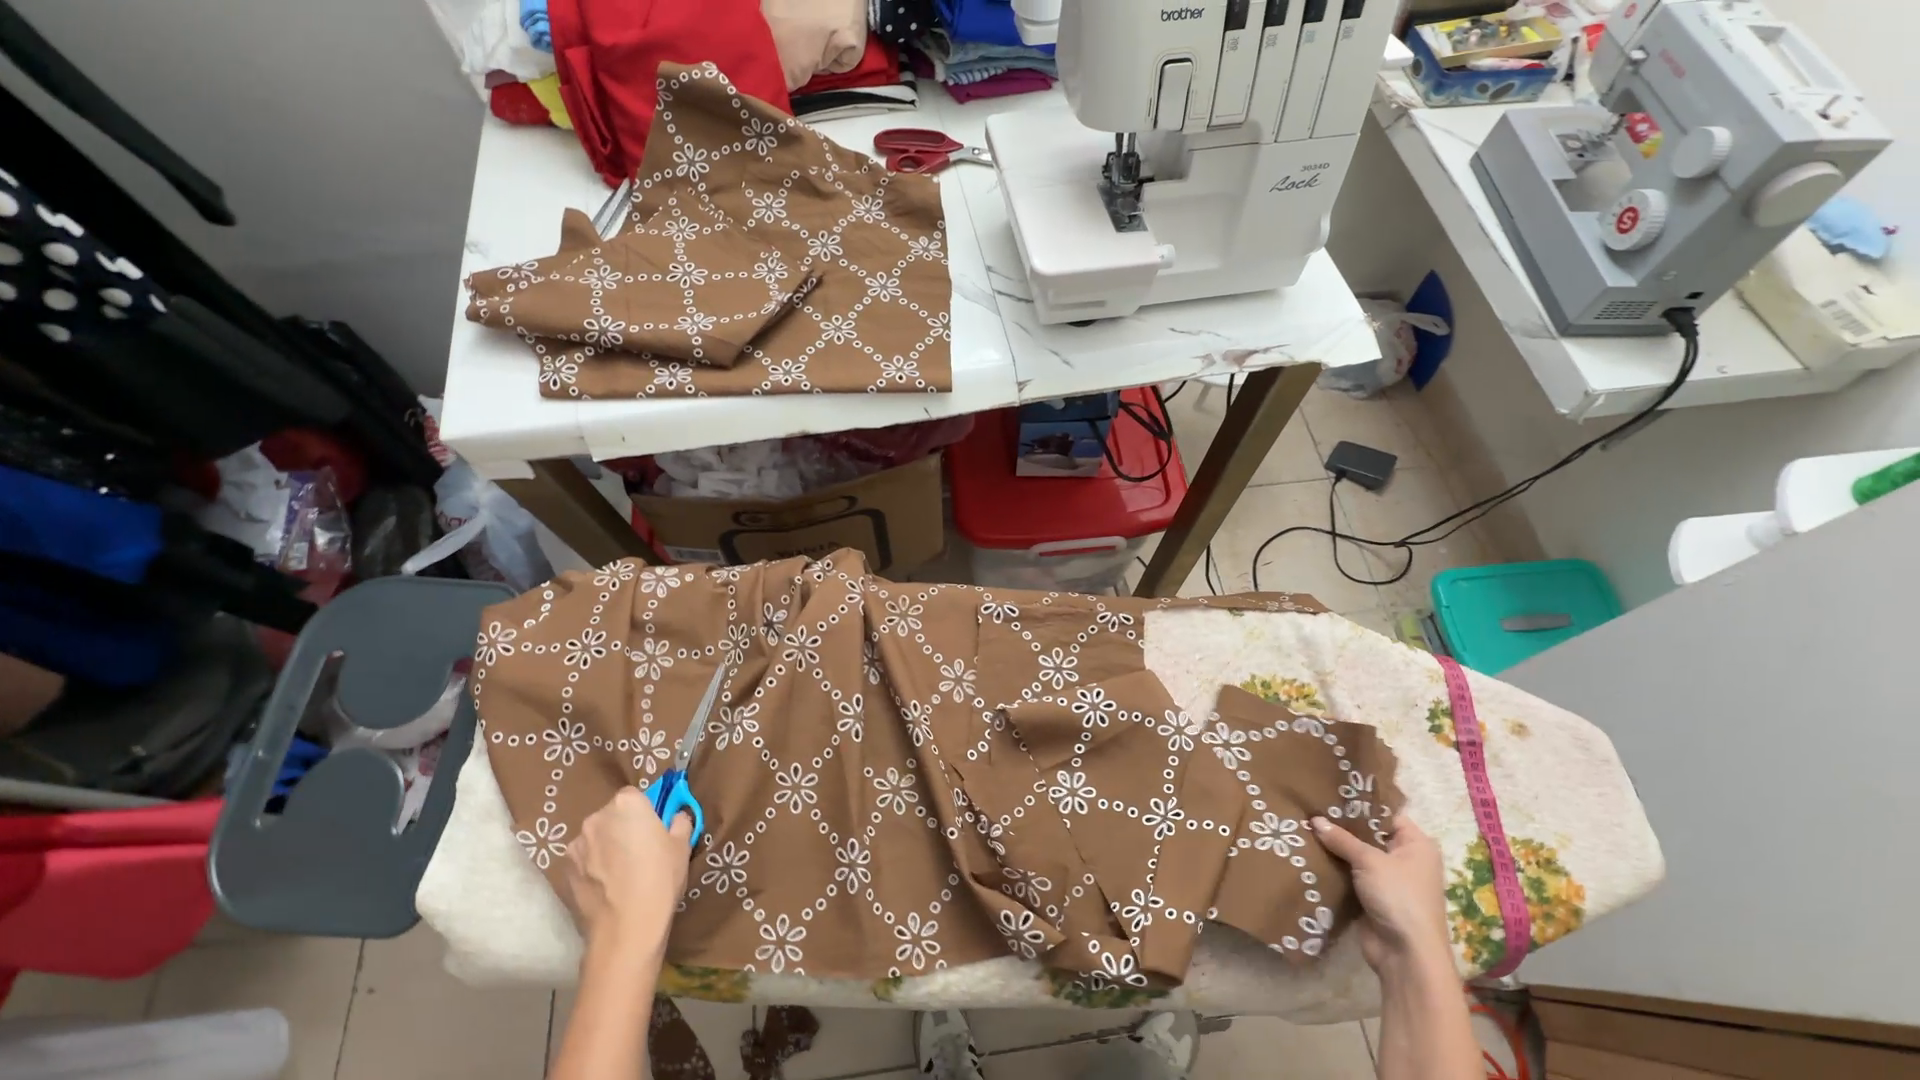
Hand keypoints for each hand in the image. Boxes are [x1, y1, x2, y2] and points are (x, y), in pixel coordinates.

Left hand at [561, 787, 694, 953]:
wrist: (626, 927)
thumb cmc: (660, 879)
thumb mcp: (682, 846)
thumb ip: (679, 822)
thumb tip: (676, 817)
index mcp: (627, 804)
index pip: (635, 796)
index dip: (645, 812)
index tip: (654, 830)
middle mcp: (597, 817)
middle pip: (612, 815)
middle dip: (623, 827)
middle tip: (640, 852)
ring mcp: (576, 843)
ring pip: (596, 837)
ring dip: (606, 846)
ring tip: (621, 873)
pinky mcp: (564, 869)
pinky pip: (584, 859)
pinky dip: (593, 866)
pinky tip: (606, 886)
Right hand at [1313, 815, 1451, 975]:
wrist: (1406, 954)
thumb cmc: (1398, 897)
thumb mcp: (1370, 861)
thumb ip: (1342, 839)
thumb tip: (1315, 820)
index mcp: (1416, 844)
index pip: (1386, 814)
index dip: (1359, 805)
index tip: (1329, 794)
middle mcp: (1404, 859)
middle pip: (1369, 835)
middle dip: (1341, 827)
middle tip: (1310, 809)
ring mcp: (1387, 880)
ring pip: (1356, 857)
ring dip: (1334, 849)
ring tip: (1303, 828)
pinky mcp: (1371, 898)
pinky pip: (1350, 877)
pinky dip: (1334, 869)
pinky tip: (1308, 855)